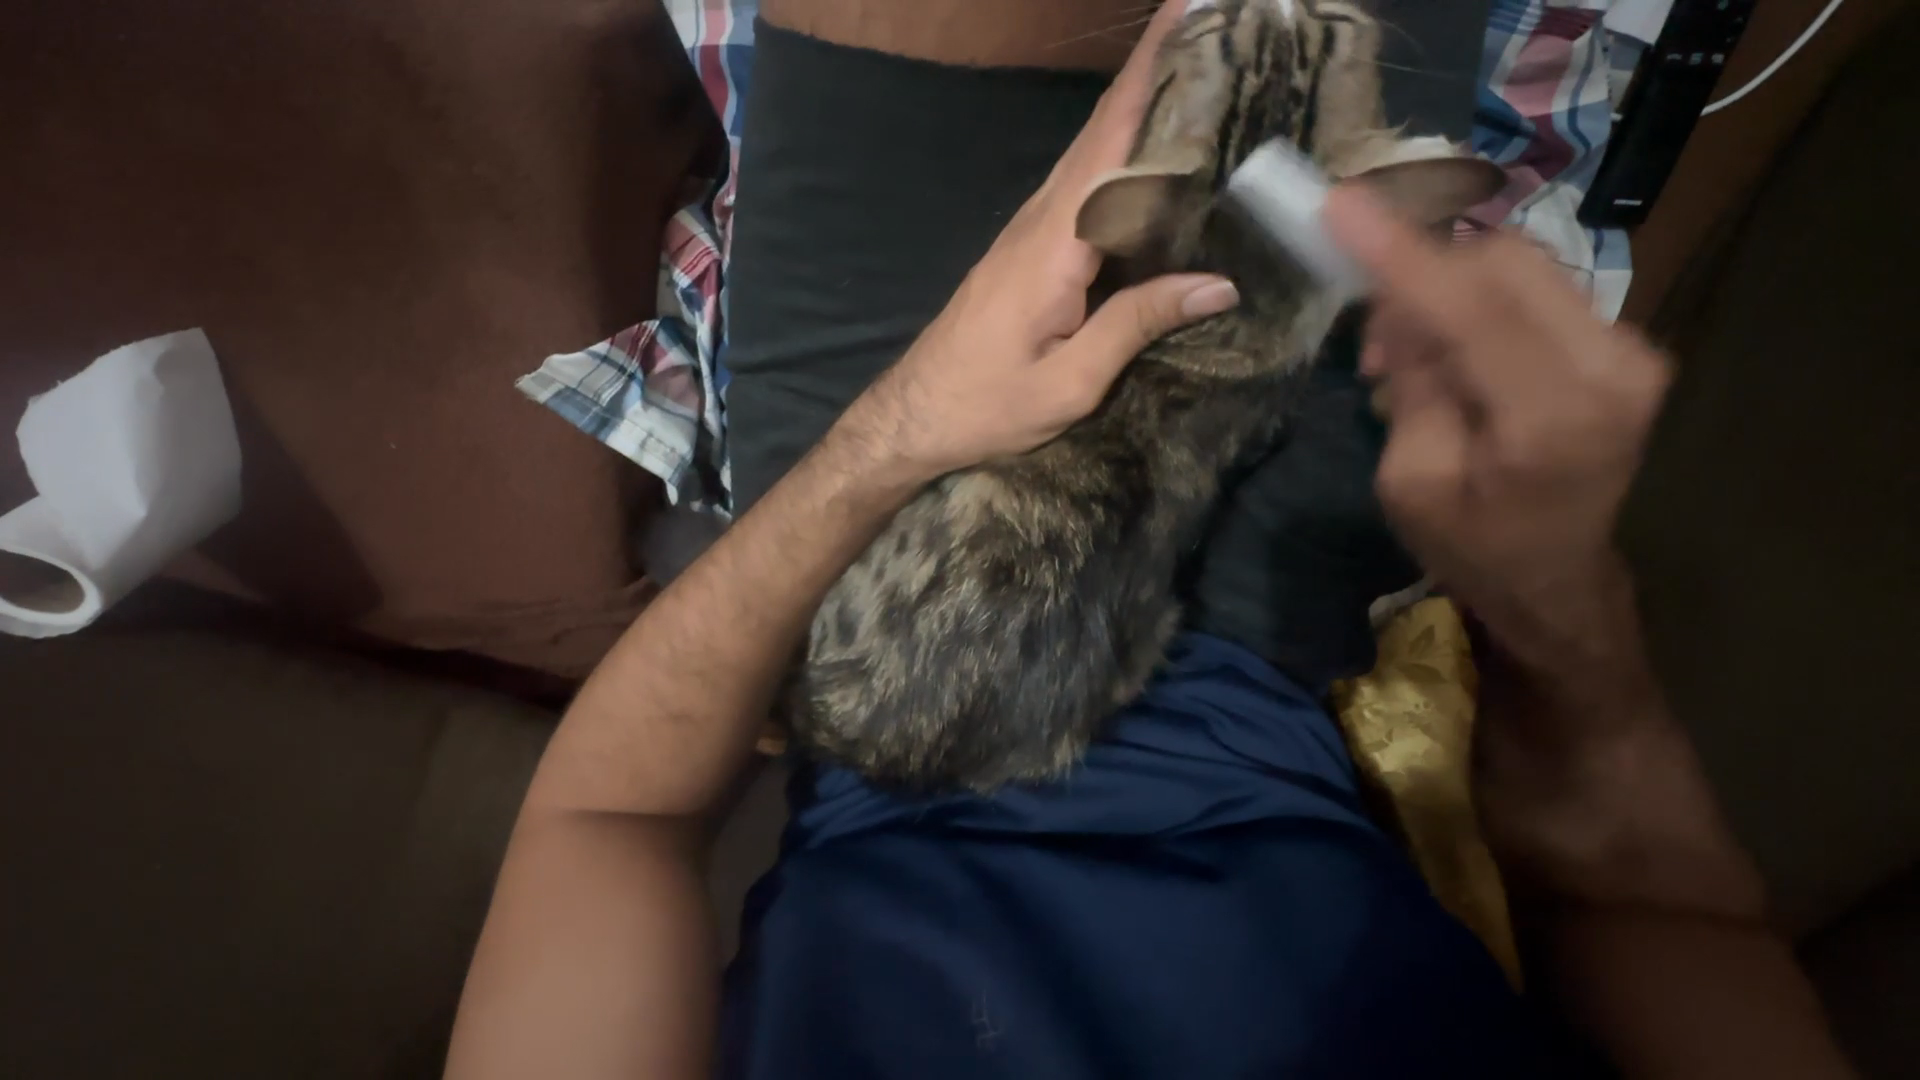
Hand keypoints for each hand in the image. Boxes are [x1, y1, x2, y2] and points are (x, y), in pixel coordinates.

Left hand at [836, 0, 1238, 481]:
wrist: (914, 416)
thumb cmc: (986, 406)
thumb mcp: (1069, 383)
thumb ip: (1136, 326)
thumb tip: (1218, 283)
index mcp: (1053, 246)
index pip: (1109, 142)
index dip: (1150, 74)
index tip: (1190, 11)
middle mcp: (1037, 224)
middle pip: (1099, 135)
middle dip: (1153, 76)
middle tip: (1217, 38)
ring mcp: (1025, 235)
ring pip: (1087, 158)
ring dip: (1135, 111)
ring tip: (1198, 80)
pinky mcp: (1023, 255)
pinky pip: (1078, 191)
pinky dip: (1115, 159)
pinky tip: (1147, 161)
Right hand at [1322, 188, 1763, 914]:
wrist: (1555, 583)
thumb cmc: (1470, 547)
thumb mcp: (1410, 481)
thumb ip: (1413, 386)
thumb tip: (1402, 313)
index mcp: (1550, 415)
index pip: (1467, 306)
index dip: (1397, 253)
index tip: (1337, 205)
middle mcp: (1611, 365)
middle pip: (1502, 264)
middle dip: (1420, 273)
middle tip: (1370, 338)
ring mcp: (1628, 349)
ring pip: (1517, 269)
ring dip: (1444, 292)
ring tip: (1400, 361)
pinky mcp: (1621, 346)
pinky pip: (1531, 294)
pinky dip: (1474, 305)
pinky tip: (1444, 357)